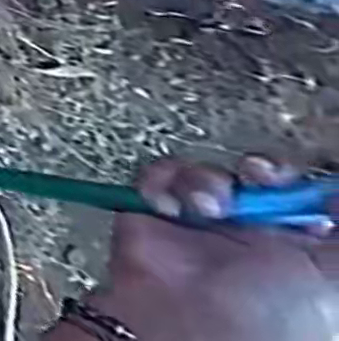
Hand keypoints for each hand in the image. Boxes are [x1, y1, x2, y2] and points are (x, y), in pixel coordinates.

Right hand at [78, 155, 336, 340]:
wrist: (192, 311)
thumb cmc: (279, 308)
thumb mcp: (333, 276)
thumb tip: (338, 195)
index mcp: (310, 245)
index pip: (314, 200)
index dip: (310, 185)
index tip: (304, 180)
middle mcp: (261, 228)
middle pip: (263, 177)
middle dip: (261, 170)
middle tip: (258, 175)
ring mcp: (207, 216)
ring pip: (209, 171)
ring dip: (205, 181)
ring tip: (203, 206)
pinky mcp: (160, 205)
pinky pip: (159, 174)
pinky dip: (161, 183)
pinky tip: (167, 206)